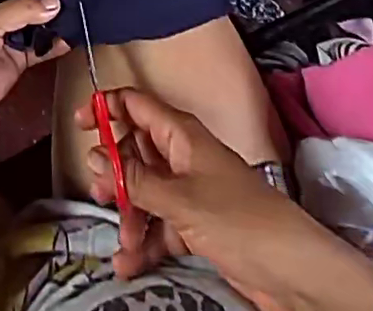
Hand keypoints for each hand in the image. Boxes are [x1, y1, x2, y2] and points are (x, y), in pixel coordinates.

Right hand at [75, 89, 314, 297]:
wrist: (290, 268)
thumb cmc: (238, 218)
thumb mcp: (179, 198)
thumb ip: (136, 177)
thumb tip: (98, 153)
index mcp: (181, 134)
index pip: (137, 105)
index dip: (108, 107)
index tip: (81, 123)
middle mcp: (183, 155)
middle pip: (136, 151)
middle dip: (115, 173)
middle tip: (102, 194)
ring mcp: (189, 189)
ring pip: (144, 190)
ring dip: (130, 216)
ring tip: (125, 244)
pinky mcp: (195, 222)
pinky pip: (159, 223)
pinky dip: (145, 241)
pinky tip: (130, 263)